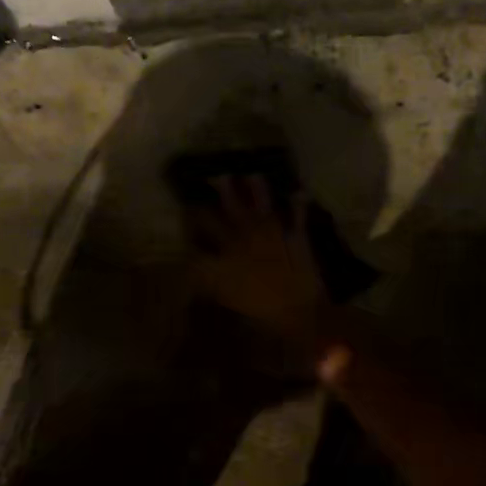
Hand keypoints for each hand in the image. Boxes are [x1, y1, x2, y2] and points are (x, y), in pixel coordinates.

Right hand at [185, 175, 328, 352]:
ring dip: (259, 190)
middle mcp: (250, 235)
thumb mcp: (224, 293)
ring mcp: (275, 234)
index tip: (189, 205)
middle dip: (225, 192)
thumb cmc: (258, 307)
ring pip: (264, 205)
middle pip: (234, 209)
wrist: (298, 310)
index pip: (208, 226)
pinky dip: (298, 204)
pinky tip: (299, 192)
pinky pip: (298, 217)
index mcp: (230, 249)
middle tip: (218, 176)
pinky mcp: (298, 238)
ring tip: (254, 174)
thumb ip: (205, 276)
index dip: (196, 215)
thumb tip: (187, 264)